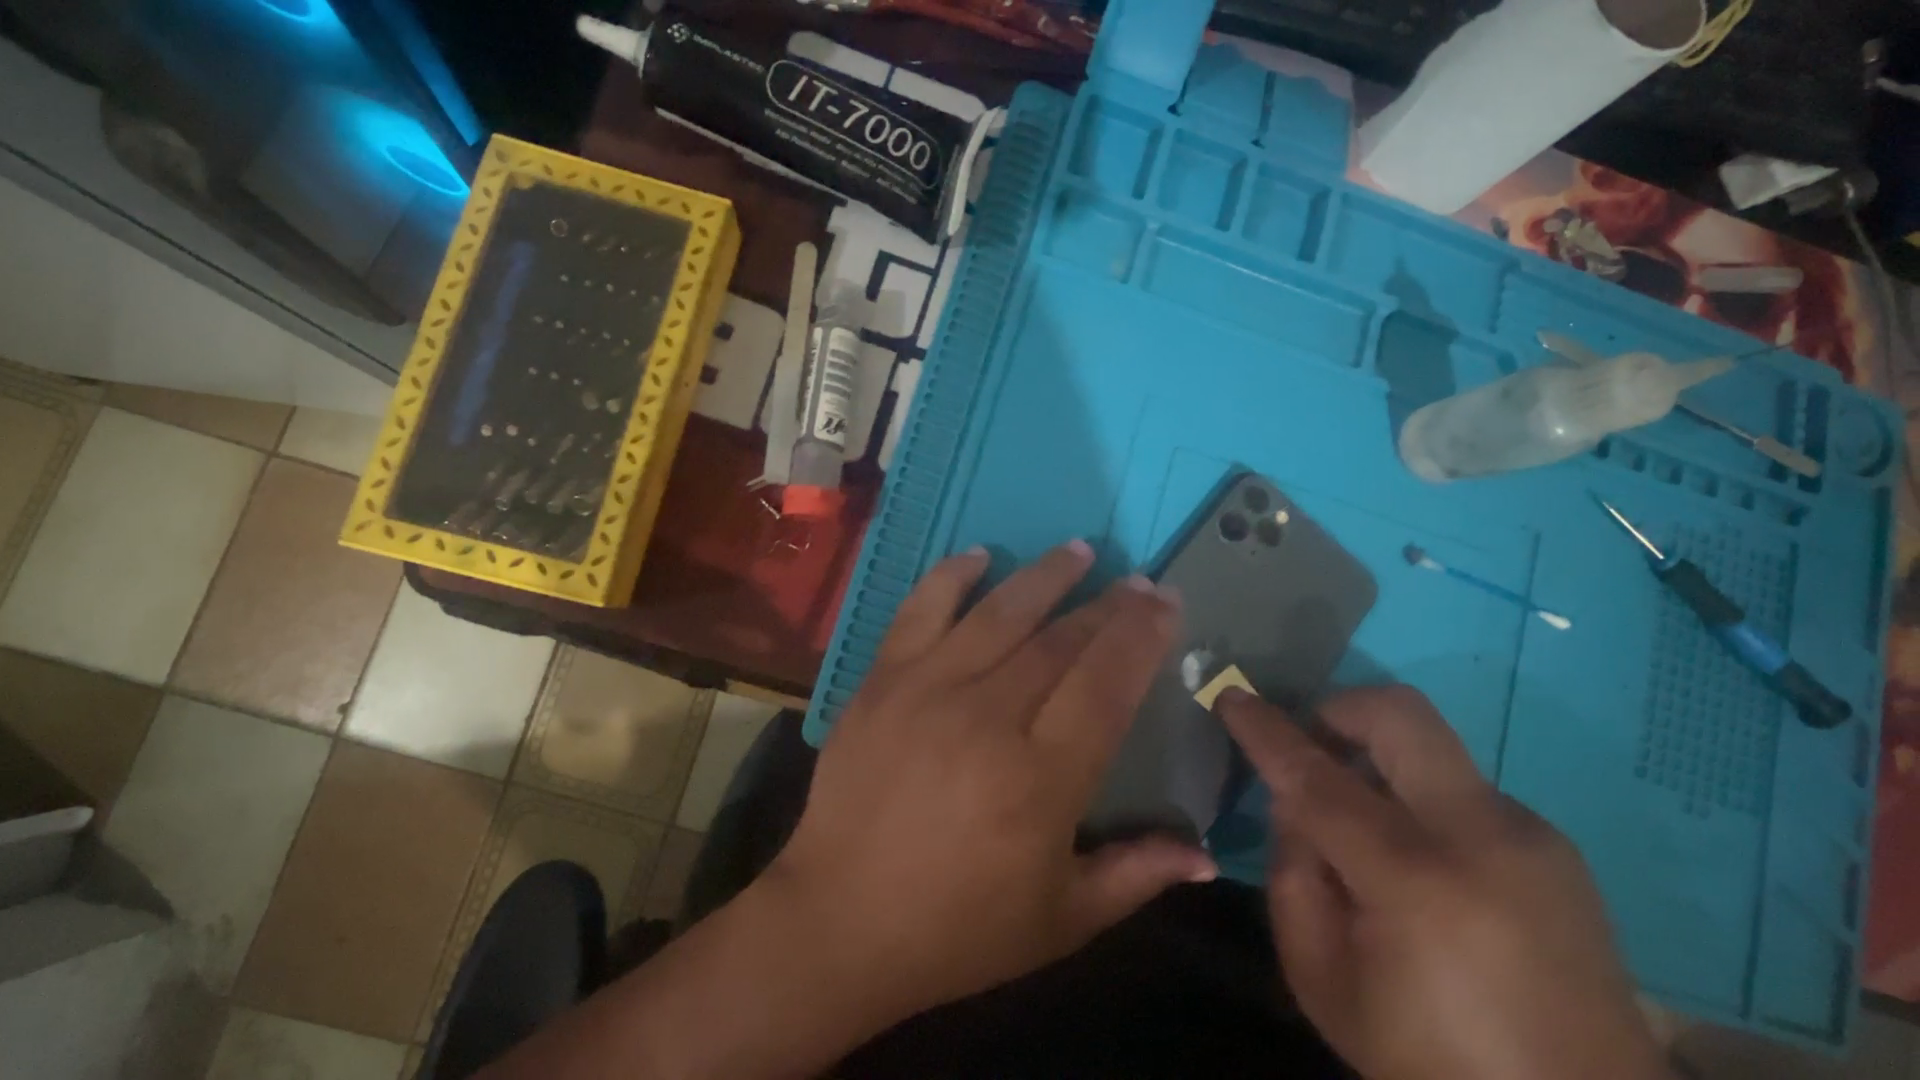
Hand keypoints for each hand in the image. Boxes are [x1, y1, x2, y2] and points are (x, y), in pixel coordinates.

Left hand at [763, 541, 1216, 1021]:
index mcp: (1041, 779)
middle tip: (1136, 582)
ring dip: (1044, 576)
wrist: (837, 922)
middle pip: (1059, 641)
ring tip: (1078, 551)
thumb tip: (1208, 853)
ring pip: (998, 612)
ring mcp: (925, 692)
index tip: (1167, 601)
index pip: (1107, 683)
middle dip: (1106, 605)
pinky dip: (951, 576)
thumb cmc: (957, 930)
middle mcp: (987, 718)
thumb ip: (1137, 875)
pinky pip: (920, 611)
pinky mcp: (878, 684)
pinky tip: (979, 555)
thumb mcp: (1062, 920)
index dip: (1141, 635)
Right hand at [1219, 685, 1672, 1079]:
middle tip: (1307, 743)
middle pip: (1400, 716)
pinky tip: (1424, 870)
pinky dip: (1422, 805)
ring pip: (1433, 752)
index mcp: (1415, 879)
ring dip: (1381, 765)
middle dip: (1338, 708)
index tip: (1232, 695)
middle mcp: (1482, 834)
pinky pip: (1465, 795)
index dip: (1266, 730)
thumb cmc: (1429, 1058)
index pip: (1319, 778)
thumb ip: (1294, 877)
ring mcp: (1529, 834)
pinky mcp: (1556, 846)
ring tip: (1364, 831)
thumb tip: (1295, 804)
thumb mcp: (1322, 980)